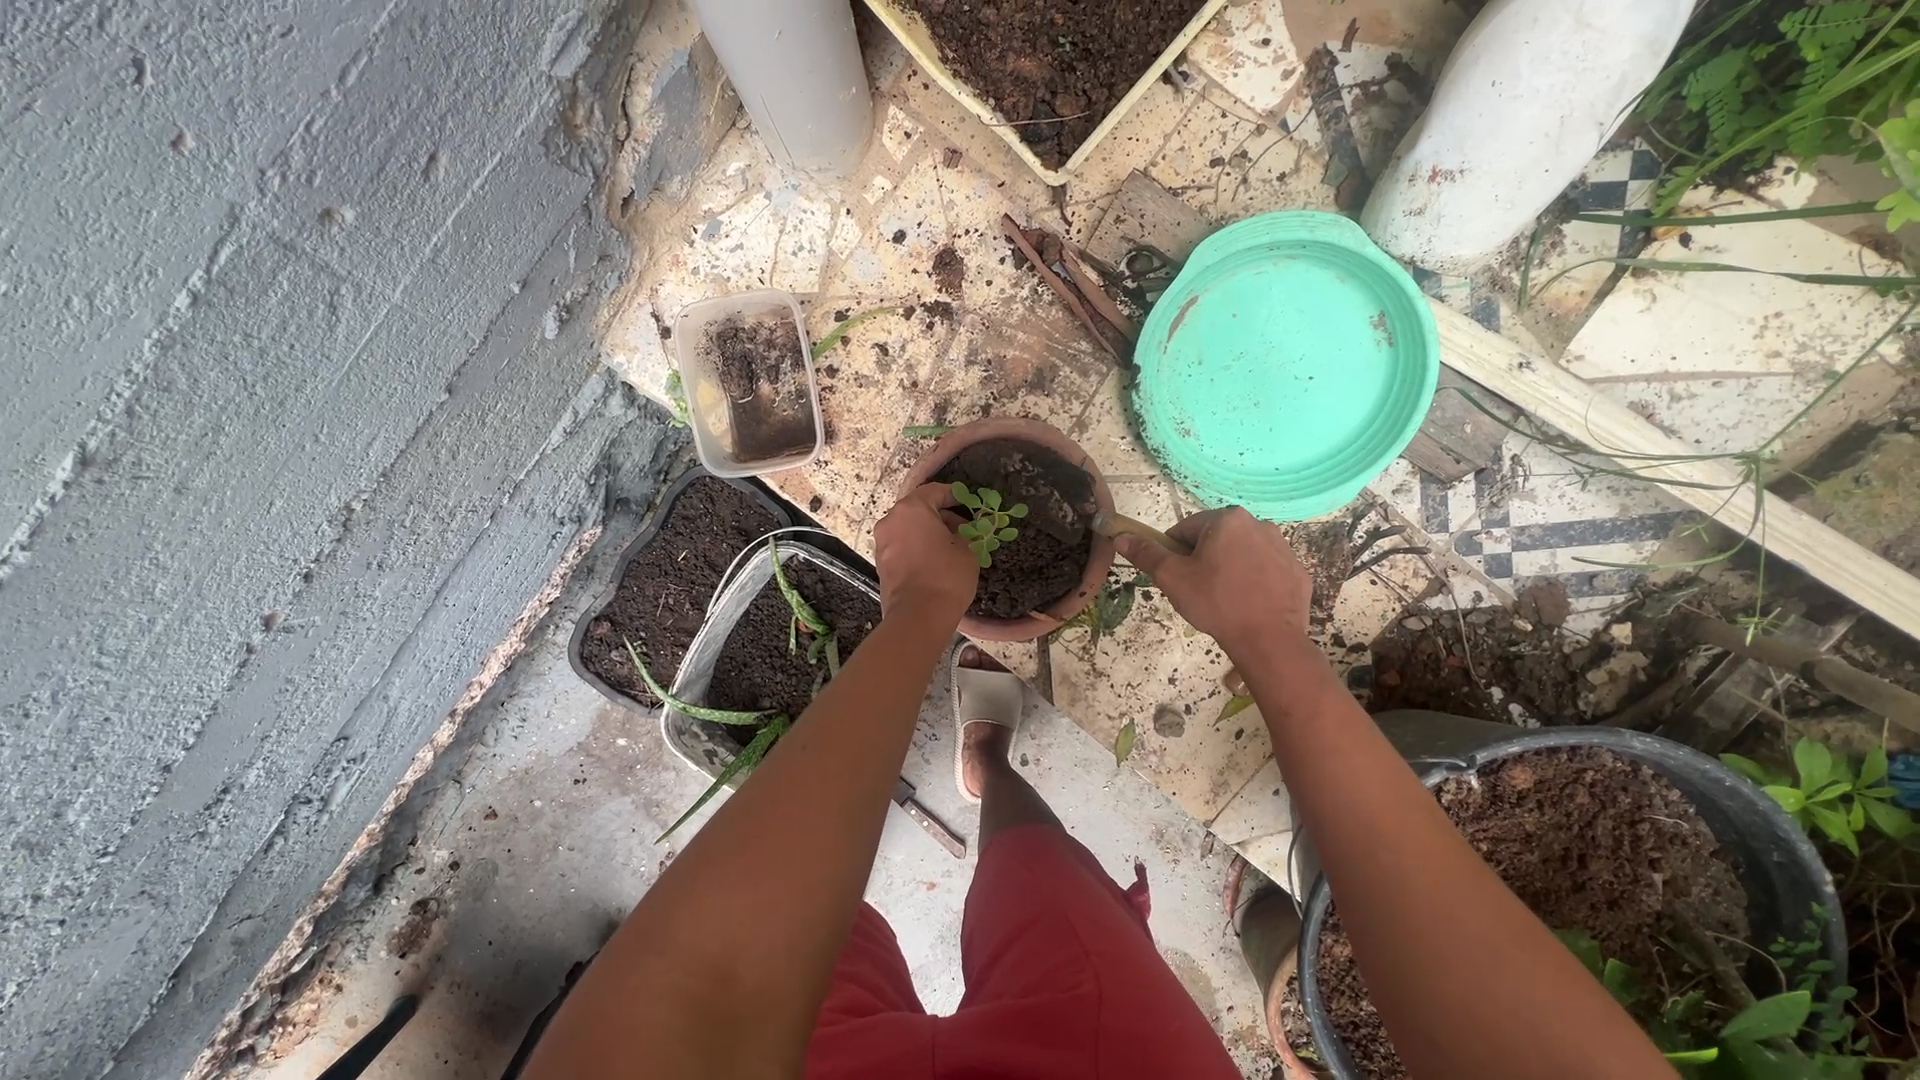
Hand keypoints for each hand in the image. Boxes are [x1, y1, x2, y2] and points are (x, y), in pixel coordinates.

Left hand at [873, 484, 978, 625]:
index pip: (935, 491)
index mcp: (911, 509)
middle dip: (942, 515)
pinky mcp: (881, 562)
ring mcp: (882, 542)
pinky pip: (902, 545)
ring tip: (953, 546)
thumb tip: (967, 529)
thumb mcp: (967, 549)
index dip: (955, 495)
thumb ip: (967, 532)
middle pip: (919, 508)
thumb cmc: (946, 576)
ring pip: (909, 528)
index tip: (969, 502)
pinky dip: (918, 546)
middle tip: (965, 528)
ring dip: (929, 532)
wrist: (918, 616)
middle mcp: (891, 520)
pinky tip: (936, 559)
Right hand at [1113, 507, 1310, 655]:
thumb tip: (1122, 537)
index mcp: (1226, 519)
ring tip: (1224, 600)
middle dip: (1203, 560)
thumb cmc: (1216, 603)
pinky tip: (1248, 605)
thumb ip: (1147, 554)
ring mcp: (1283, 547)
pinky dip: (1255, 582)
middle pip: (1216, 539)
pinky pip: (1266, 571)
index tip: (1176, 577)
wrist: (1269, 639)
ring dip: (1229, 569)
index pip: (1186, 529)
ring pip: (1242, 553)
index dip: (1174, 553)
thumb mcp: (1173, 578)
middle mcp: (1258, 524)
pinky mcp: (1297, 571)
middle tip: (1197, 591)